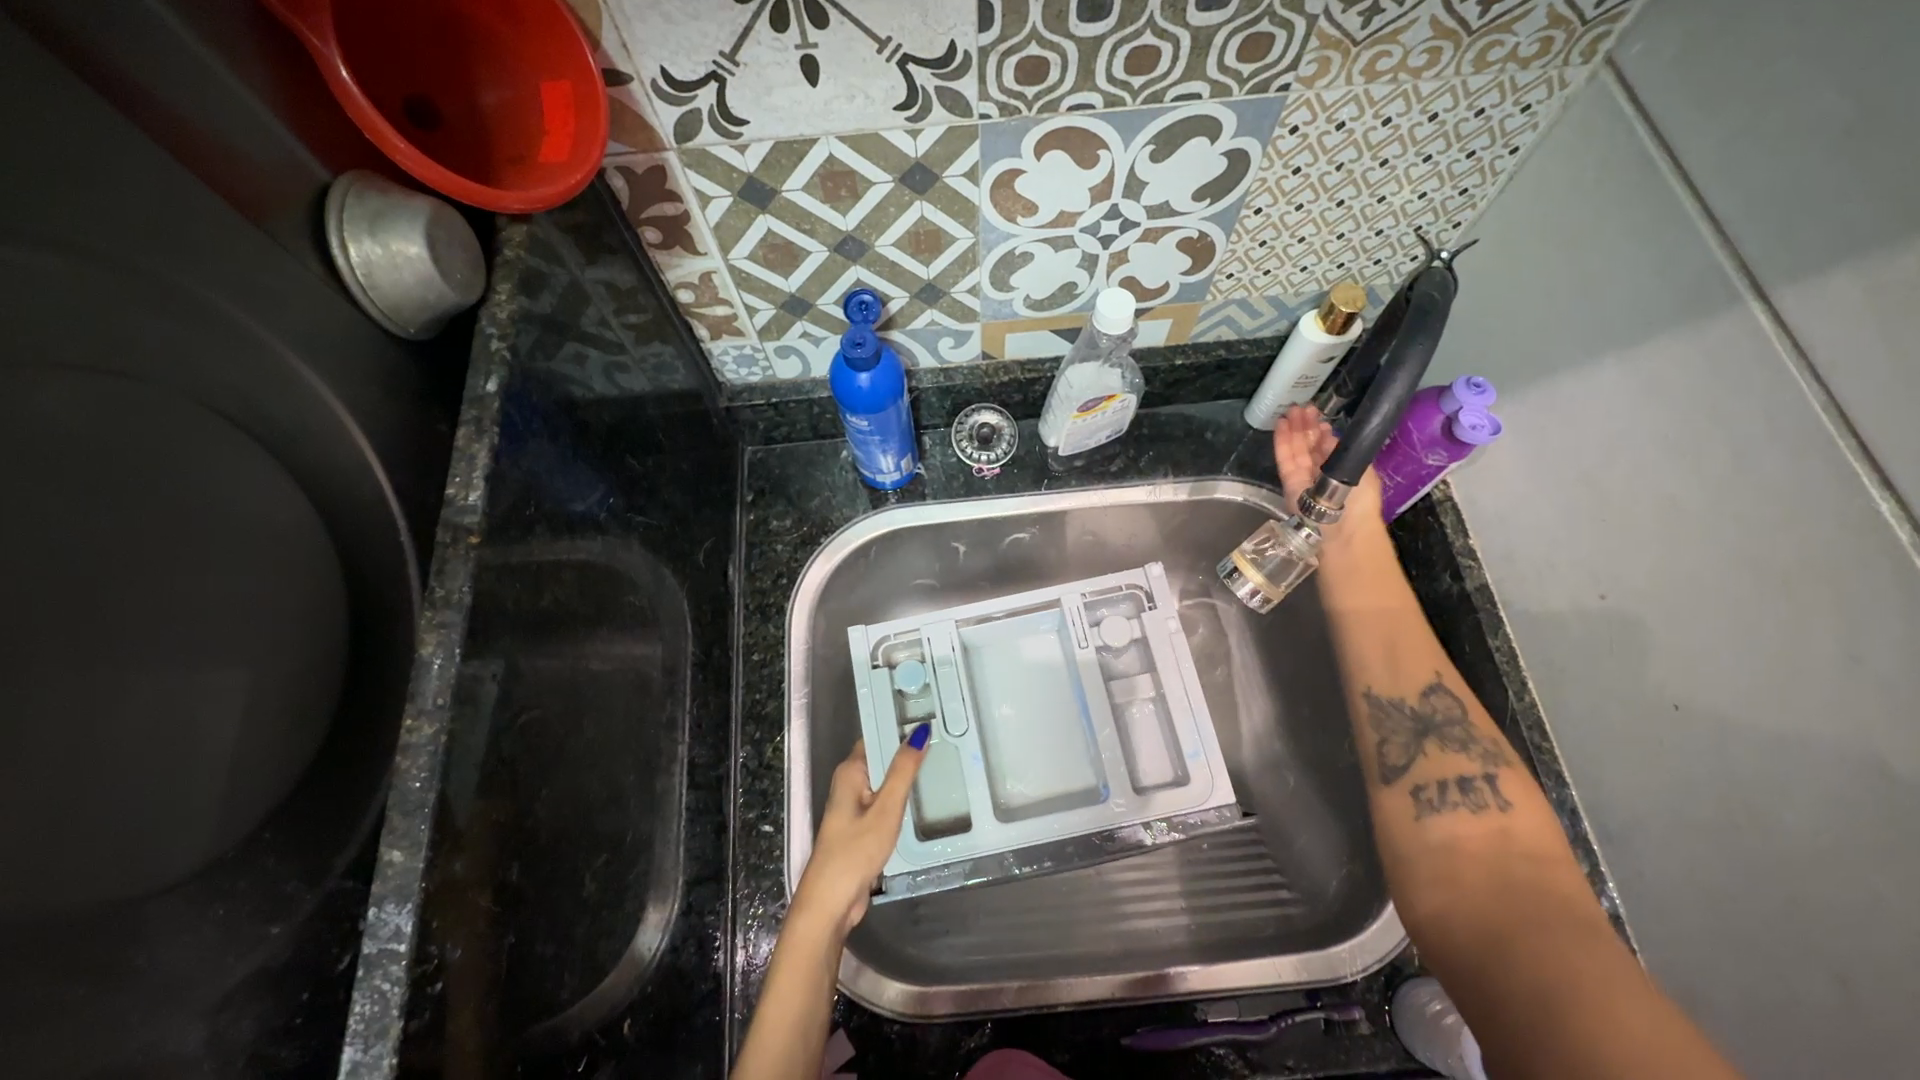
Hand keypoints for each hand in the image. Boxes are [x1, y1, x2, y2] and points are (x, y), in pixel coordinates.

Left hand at [794, 726, 927, 935]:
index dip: (899, 725)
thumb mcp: (885, 808)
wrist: (832, 900)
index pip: (876, 735)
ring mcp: (855, 806)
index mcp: (850, 771)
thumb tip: (920, 731)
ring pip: (886, 782)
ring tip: (943, 762)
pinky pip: (886, 803)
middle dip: (908, 750)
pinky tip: (926, 799)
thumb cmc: (856, 850)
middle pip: (882, 758)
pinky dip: (903, 799)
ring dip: (908, 776)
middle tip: (946, 738)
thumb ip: (903, 770)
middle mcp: (850, 783)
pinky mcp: (862, 827)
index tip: (930, 715)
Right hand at [1272, 404, 1385, 549]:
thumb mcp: (1361, 469)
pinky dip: (1283, 440)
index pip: (1328, 448)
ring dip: (1294, 429)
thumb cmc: (1360, 499)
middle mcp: (1320, 475)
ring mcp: (1303, 479)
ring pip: (1296, 449)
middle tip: (1304, 407)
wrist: (1343, 526)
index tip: (1321, 417)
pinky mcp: (1289, 483)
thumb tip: (1329, 436)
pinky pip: (1285, 458)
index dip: (1323, 431)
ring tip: (1292, 409)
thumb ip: (1345, 452)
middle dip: (1307, 426)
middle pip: (1310, 446)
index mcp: (1341, 472)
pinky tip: (1282, 424)